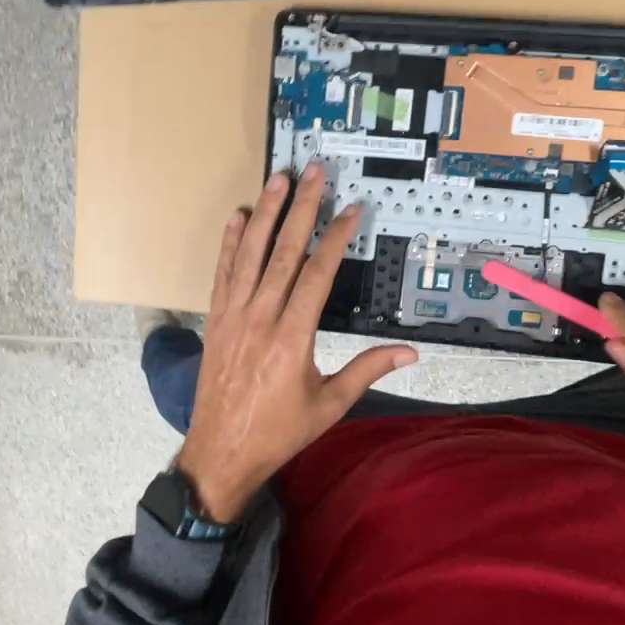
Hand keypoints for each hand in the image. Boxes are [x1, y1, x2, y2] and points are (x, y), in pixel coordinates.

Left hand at [177, 163, 418, 520]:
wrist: (221, 452)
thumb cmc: (278, 433)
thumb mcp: (329, 406)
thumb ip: (366, 371)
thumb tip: (409, 353)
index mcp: (292, 337)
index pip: (318, 273)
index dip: (336, 237)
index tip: (351, 209)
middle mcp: (260, 318)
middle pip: (284, 252)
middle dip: (301, 208)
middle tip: (314, 172)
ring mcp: (233, 316)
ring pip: (250, 255)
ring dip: (265, 214)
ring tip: (278, 180)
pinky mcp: (215, 321)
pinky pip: (222, 274)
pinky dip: (230, 244)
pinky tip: (238, 218)